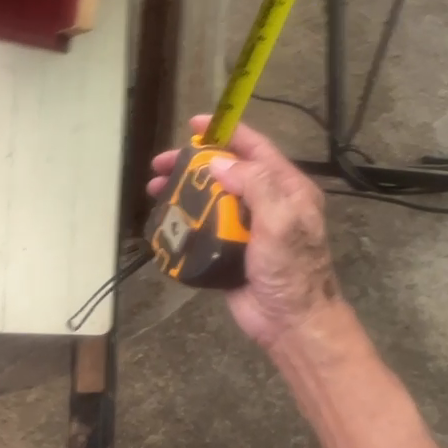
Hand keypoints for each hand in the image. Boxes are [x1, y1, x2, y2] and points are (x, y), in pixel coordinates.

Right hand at [147, 116, 339, 347]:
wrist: (290, 323)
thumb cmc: (291, 272)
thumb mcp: (281, 223)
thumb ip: (256, 186)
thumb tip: (219, 163)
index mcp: (286, 190)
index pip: (255, 149)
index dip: (226, 132)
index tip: (194, 124)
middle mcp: (267, 202)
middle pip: (225, 171)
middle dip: (191, 163)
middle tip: (160, 164)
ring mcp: (247, 226)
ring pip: (209, 196)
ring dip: (182, 190)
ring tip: (155, 190)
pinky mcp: (229, 247)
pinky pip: (202, 223)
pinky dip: (183, 216)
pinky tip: (165, 216)